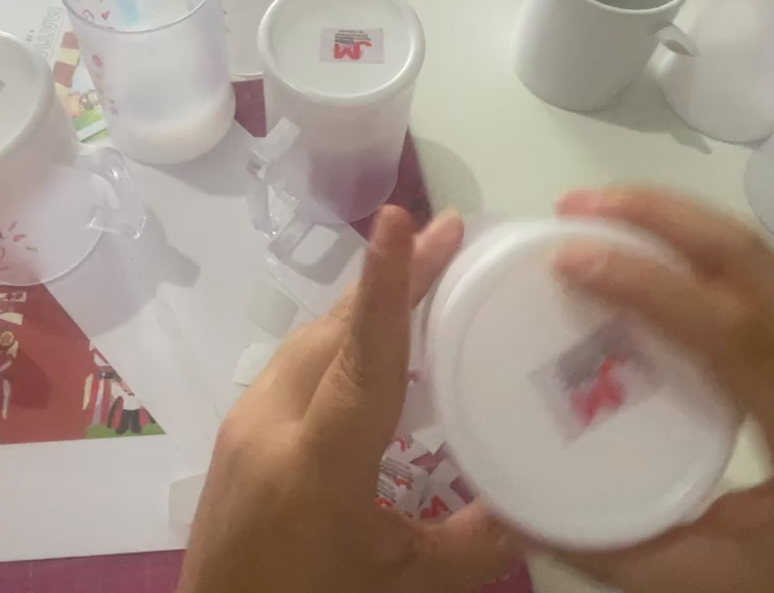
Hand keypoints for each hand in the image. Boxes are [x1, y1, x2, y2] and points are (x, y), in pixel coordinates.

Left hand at [177, 207, 519, 592]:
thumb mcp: (403, 585)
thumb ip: (474, 543)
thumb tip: (534, 502)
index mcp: (318, 463)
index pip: (360, 356)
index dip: (386, 285)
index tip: (400, 218)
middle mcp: (272, 421)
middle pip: (337, 326)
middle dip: (395, 276)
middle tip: (451, 233)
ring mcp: (247, 415)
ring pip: (313, 332)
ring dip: (367, 298)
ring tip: (425, 268)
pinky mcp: (239, 420)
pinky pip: (297, 355)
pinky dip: (341, 329)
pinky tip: (374, 333)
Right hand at [545, 187, 773, 592]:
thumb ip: (620, 555)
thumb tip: (518, 513)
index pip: (734, 330)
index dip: (648, 282)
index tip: (569, 257)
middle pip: (754, 258)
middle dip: (660, 214)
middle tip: (576, 206)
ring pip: (762, 255)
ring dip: (680, 219)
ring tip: (604, 211)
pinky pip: (763, 275)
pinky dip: (700, 245)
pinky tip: (655, 252)